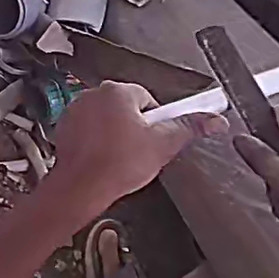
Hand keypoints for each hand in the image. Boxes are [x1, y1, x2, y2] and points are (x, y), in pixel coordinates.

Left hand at [48, 82, 226, 212]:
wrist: (81, 186)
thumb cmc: (117, 165)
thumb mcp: (163, 145)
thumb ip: (188, 128)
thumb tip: (213, 121)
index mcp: (118, 92)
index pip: (147, 98)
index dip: (156, 120)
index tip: (158, 136)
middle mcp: (93, 95)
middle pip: (126, 106)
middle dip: (135, 125)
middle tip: (141, 149)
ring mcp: (76, 109)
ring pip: (105, 117)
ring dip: (114, 131)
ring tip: (121, 155)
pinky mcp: (65, 125)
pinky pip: (88, 127)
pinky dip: (95, 138)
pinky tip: (103, 156)